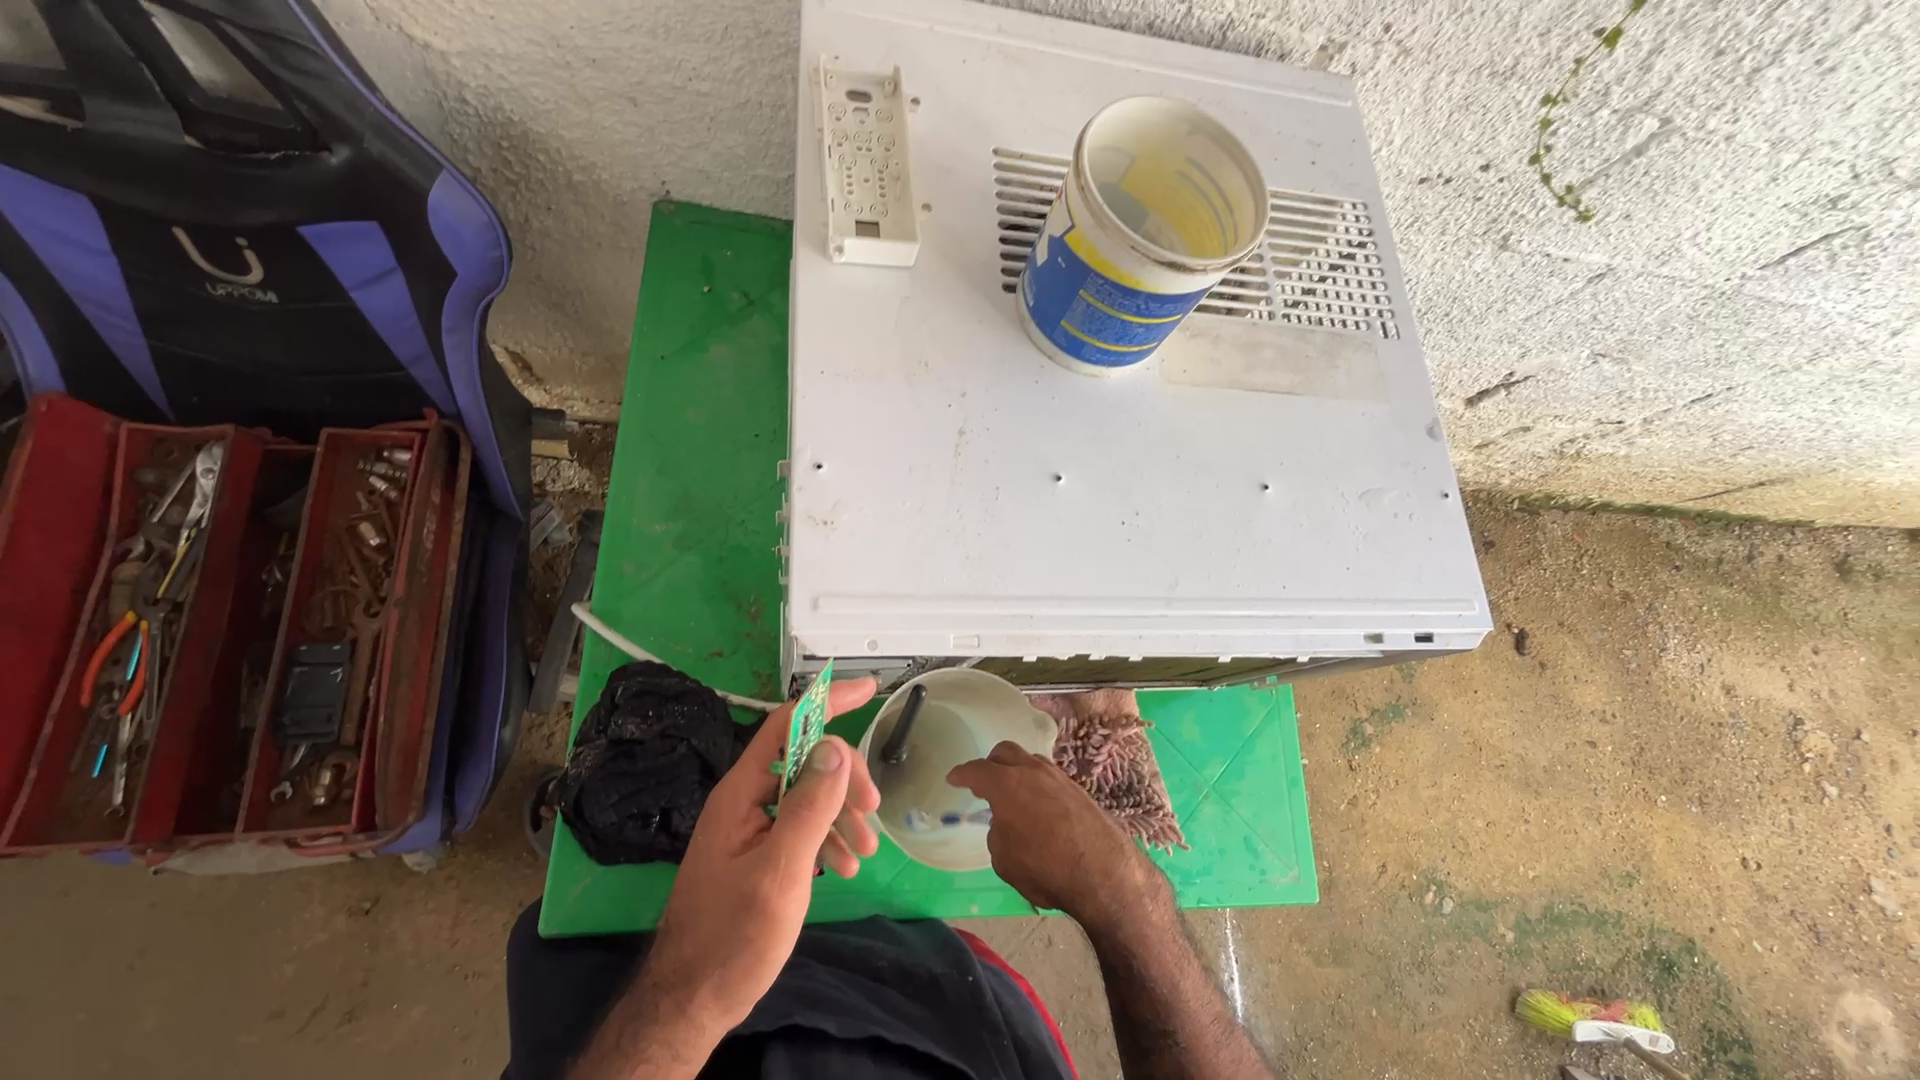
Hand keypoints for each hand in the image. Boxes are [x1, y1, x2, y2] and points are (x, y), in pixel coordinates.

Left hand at [641, 678, 879, 1033]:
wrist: (692, 1000)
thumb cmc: (733, 937)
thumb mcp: (781, 870)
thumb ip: (810, 806)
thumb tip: (836, 746)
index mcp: (741, 793)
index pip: (787, 724)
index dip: (827, 701)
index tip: (868, 688)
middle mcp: (743, 800)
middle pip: (805, 761)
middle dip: (845, 780)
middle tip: (874, 811)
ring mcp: (748, 827)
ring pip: (806, 796)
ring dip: (841, 815)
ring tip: (866, 851)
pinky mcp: (755, 853)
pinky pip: (798, 827)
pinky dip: (827, 839)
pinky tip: (844, 866)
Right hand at [947, 741, 1166, 931]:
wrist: (1105, 873)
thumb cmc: (1045, 868)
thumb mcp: (1004, 860)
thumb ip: (999, 833)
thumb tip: (1007, 822)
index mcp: (1006, 785)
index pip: (977, 770)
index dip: (962, 774)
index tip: (954, 778)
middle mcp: (1033, 772)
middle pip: (1006, 752)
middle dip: (991, 763)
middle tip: (984, 781)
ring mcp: (1060, 778)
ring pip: (1032, 762)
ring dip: (1018, 772)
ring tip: (1014, 793)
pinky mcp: (1080, 791)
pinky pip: (1050, 778)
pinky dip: (1038, 786)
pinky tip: (1039, 806)